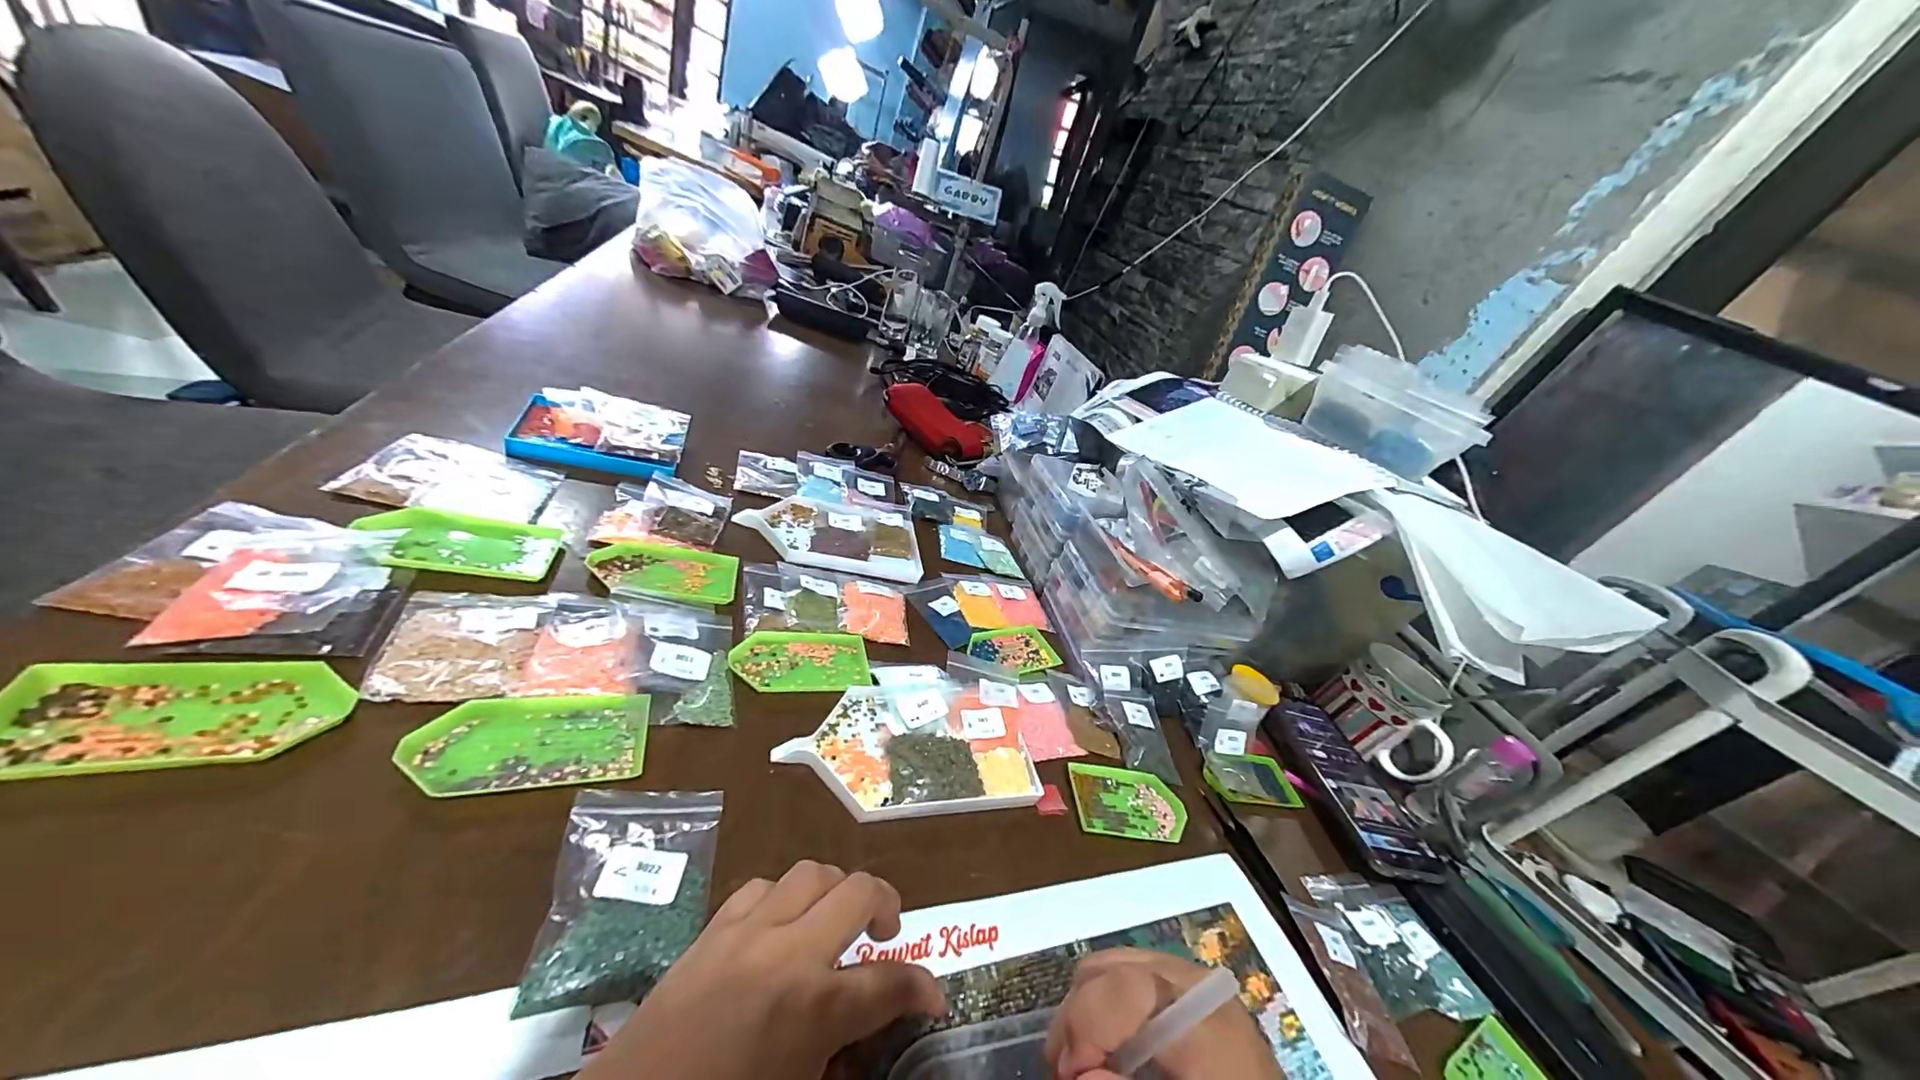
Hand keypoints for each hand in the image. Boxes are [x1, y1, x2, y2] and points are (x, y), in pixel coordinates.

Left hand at [579, 861, 945, 1079]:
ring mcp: (747, 932)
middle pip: (859, 891)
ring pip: (812, 873)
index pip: (891, 982)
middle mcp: (788, 952)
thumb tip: (872, 1024)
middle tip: (884, 934)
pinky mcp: (712, 929)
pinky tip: (780, 925)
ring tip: (833, 920)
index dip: (922, 987)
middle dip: (886, 904)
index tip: (932, 997)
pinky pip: (762, 887)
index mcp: (814, 1006)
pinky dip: (784, 898)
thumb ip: (842, 1051)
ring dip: (835, 892)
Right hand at [1046, 948, 1282, 1079]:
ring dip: (1088, 1006)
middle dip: (1077, 1015)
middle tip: (1062, 1069)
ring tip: (1079, 1057)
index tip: (1069, 1072)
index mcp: (1207, 1026)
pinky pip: (1134, 972)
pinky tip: (1107, 1044)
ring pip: (1117, 963)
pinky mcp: (1194, 989)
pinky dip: (1108, 1002)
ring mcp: (1198, 982)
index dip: (1086, 1021)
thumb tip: (1078, 1075)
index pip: (1130, 987)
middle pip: (1114, 969)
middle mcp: (1201, 988)